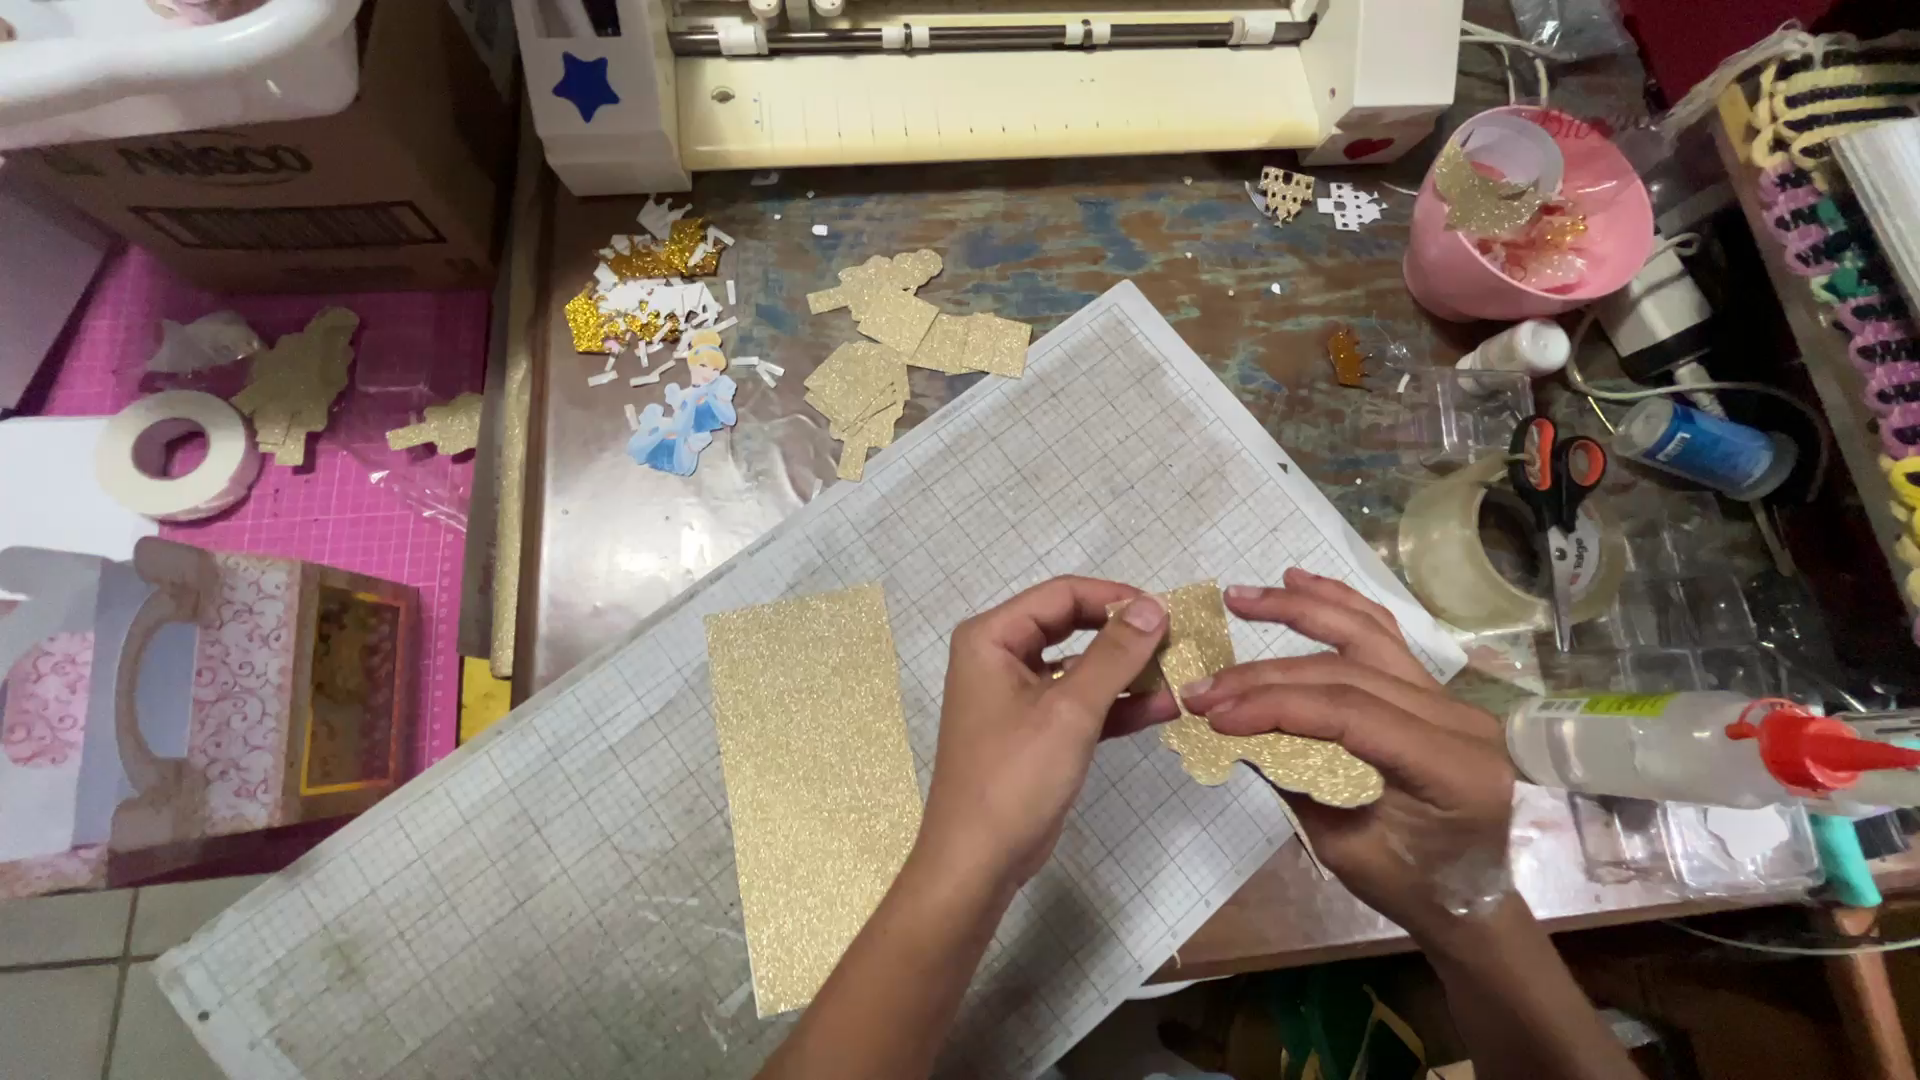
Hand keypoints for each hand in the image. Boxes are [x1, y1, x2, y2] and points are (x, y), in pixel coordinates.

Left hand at [919, 576, 1179, 891]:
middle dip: (1123, 635)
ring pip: (1079, 667)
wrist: (978, 861)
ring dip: (1126, 672)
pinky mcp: (1035, 730)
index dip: (1114, 598)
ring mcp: (1017, 695)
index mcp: (992, 637)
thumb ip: (1114, 654)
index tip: (1166, 610)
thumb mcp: (1070, 710)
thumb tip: (1153, 606)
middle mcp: (1000, 656)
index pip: (1060, 595)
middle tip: (1177, 639)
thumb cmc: (1015, 775)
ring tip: (1180, 671)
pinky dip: (1116, 706)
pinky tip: (1163, 707)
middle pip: (1071, 626)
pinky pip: (1079, 703)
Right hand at [1180, 569, 1516, 939]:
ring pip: (1366, 632)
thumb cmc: (1413, 884)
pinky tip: (1301, 581)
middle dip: (1263, 675)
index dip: (1275, 706)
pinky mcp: (1428, 689)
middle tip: (1203, 686)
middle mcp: (1456, 718)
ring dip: (1299, 609)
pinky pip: (1381, 634)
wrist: (1470, 896)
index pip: (1348, 712)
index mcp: (1450, 765)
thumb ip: (1295, 780)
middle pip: (1345, 670)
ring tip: (1241, 598)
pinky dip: (1338, 603)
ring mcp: (1446, 696)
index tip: (1215, 716)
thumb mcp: (1346, 847)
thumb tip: (1231, 730)